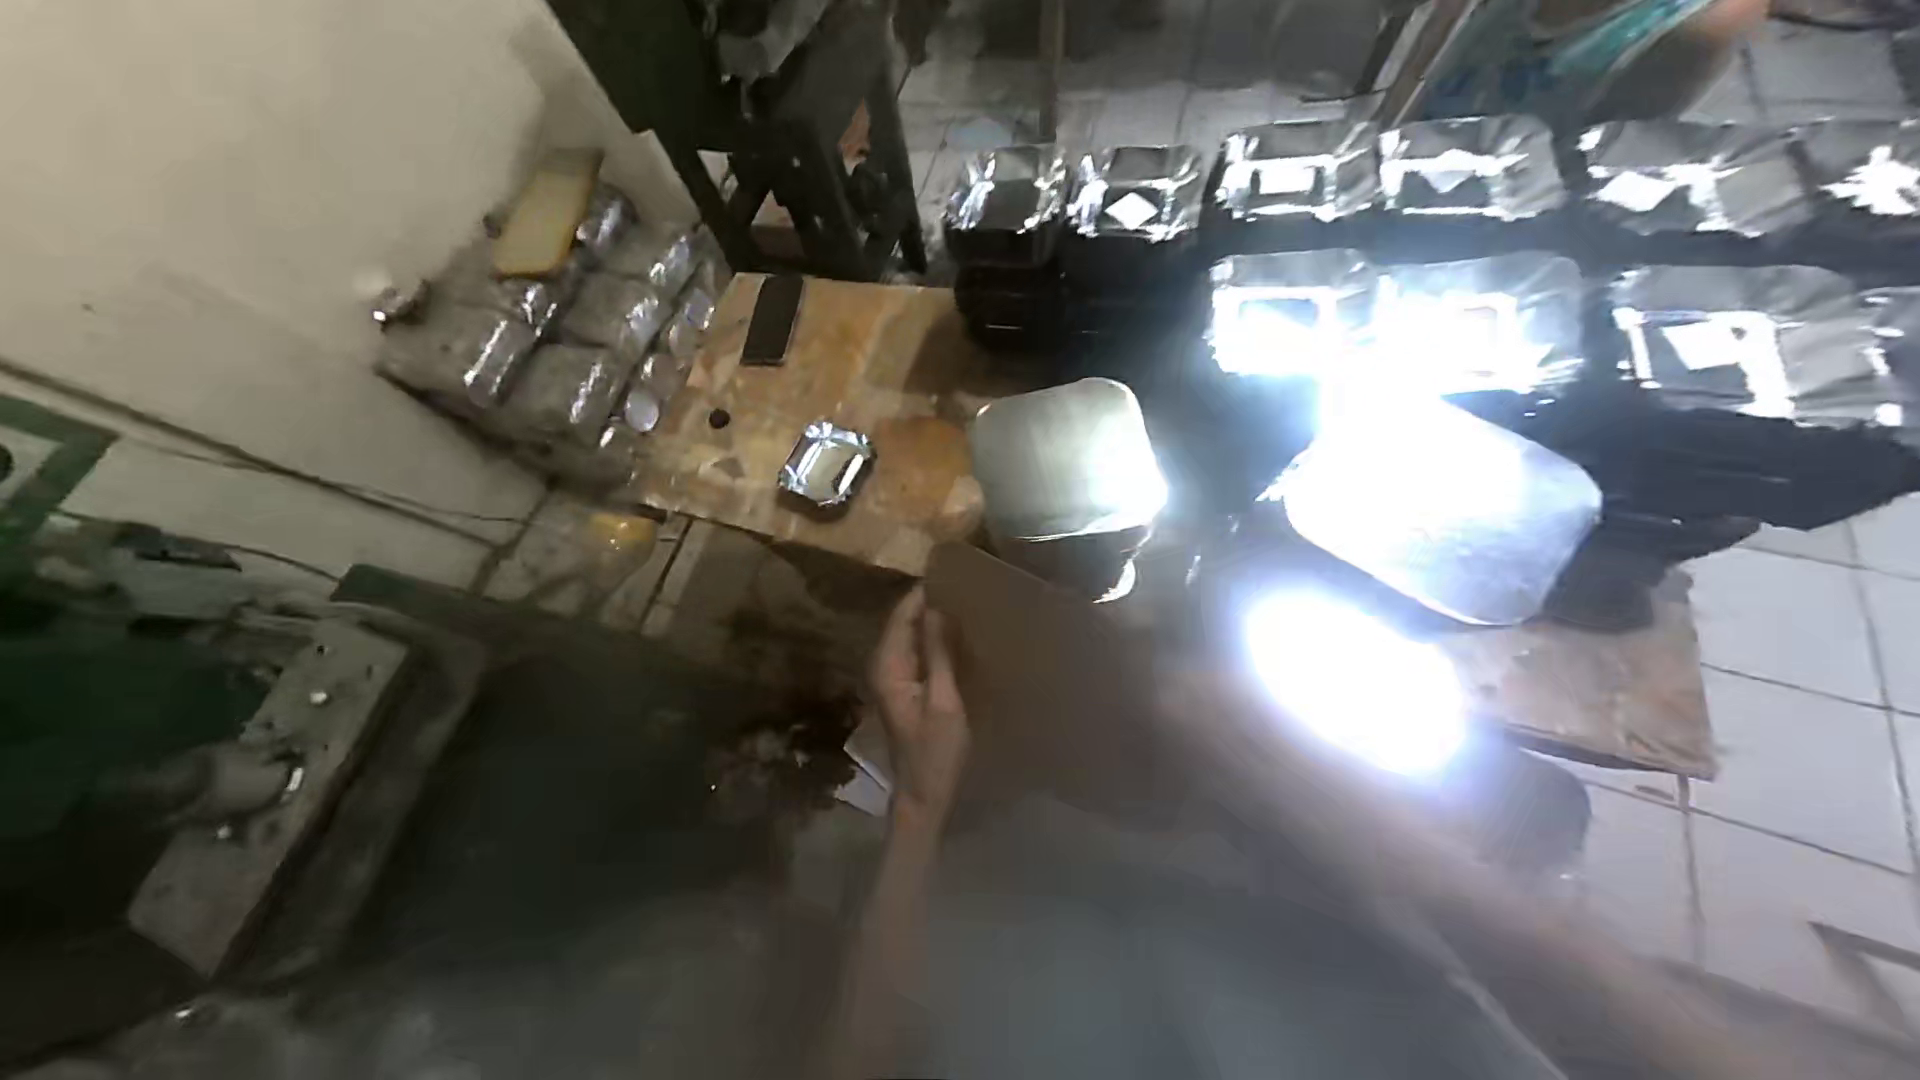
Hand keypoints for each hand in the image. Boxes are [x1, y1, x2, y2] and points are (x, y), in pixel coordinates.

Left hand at [868, 586, 969, 825]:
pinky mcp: (904, 686)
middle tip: (967, 585)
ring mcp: (891, 676)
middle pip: (904, 621)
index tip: (954, 572)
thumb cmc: (936, 751)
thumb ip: (938, 652)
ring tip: (967, 602)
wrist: (924, 794)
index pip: (903, 613)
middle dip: (931, 602)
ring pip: (911, 635)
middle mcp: (883, 664)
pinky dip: (935, 639)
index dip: (925, 591)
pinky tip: (958, 634)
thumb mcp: (943, 700)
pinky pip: (917, 651)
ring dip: (934, 620)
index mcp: (887, 664)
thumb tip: (938, 607)